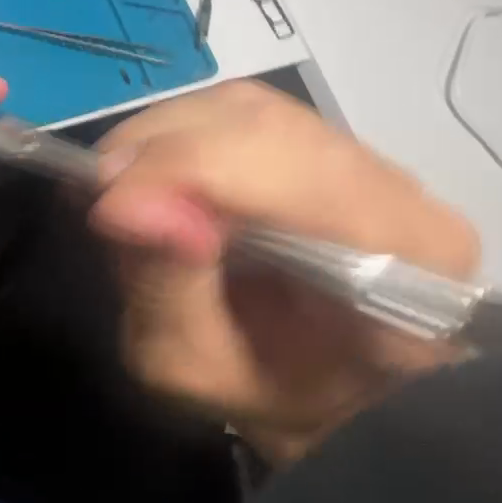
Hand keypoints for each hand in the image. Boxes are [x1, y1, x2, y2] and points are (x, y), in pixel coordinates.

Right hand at [90, 82, 480, 461]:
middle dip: (161, 152)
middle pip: (263, 126)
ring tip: (120, 190)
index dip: (189, 171)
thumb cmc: (261, 393)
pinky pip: (234, 112)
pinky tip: (147, 176)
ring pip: (243, 108)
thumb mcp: (191, 369)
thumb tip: (123, 204)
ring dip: (160, 140)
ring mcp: (365, 160)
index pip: (297, 174)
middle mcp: (401, 194)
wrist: (314, 393)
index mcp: (402, 266)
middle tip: (99, 196)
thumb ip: (163, 287)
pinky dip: (171, 135)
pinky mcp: (322, 145)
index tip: (106, 205)